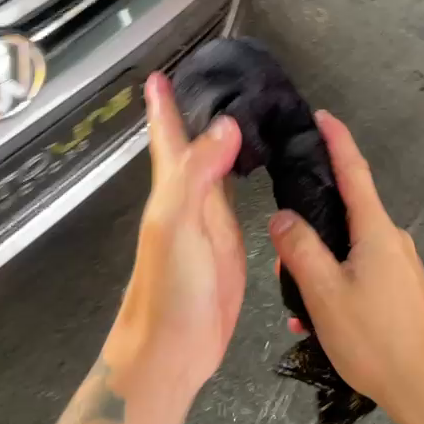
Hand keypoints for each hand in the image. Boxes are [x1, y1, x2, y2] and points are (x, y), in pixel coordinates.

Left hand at [104, 73, 245, 398]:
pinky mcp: (232, 239)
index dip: (163, 104)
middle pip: (195, 143)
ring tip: (246, 107)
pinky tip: (260, 161)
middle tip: (224, 77)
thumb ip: (197, 174)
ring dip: (225, 136)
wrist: (173, 352)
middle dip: (201, 109)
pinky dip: (245, 170)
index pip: (168, 136)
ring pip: (218, 164)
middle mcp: (191, 196)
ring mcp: (212, 218)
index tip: (163, 70)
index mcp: (173, 188)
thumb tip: (228, 123)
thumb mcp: (177, 225)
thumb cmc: (169, 288)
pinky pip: (238, 193)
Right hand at [268, 111, 423, 423]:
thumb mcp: (325, 295)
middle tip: (283, 261)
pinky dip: (337, 286)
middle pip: (346, 215)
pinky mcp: (403, 289)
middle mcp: (392, 238)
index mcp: (376, 230)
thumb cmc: (374, 338)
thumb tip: (282, 216)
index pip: (354, 170)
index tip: (323, 116)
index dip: (338, 140)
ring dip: (320, 267)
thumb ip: (300, 250)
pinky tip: (319, 321)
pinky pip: (361, 273)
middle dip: (311, 228)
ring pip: (350, 250)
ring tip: (298, 306)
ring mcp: (401, 265)